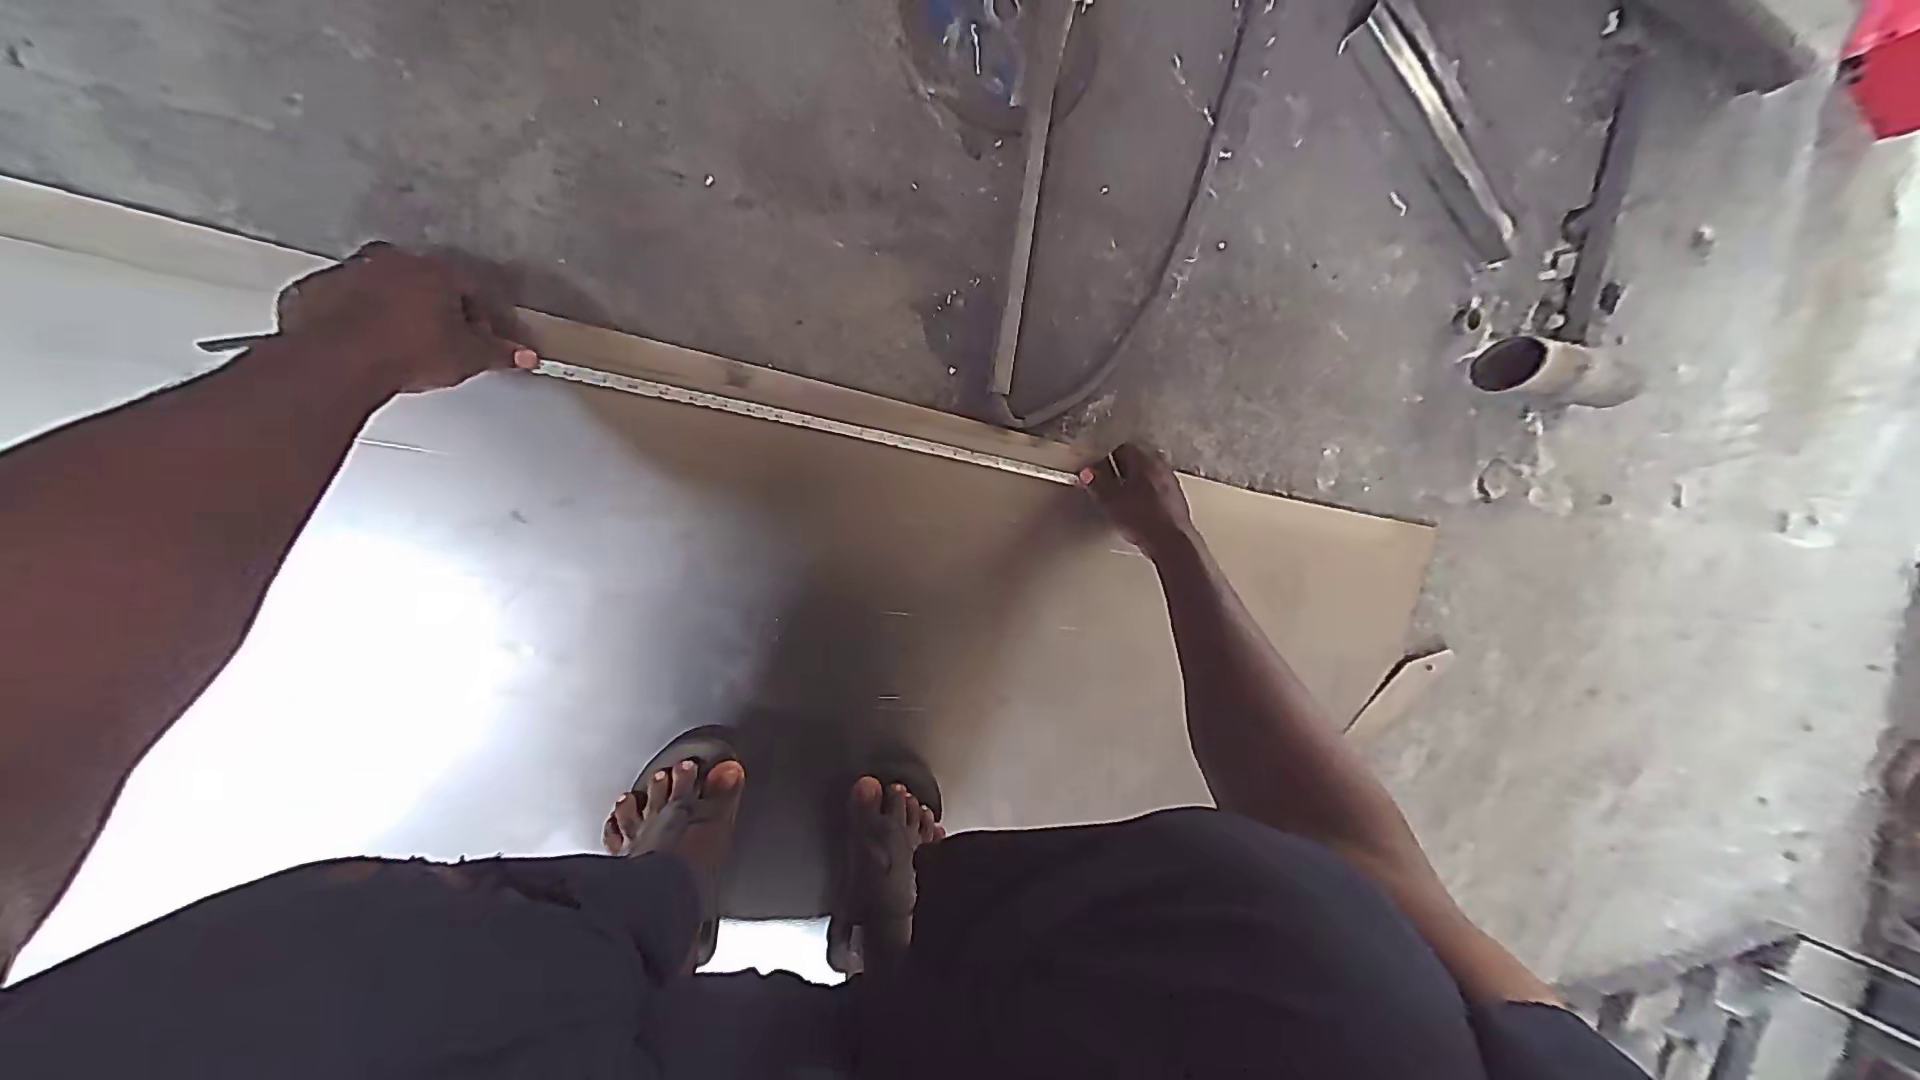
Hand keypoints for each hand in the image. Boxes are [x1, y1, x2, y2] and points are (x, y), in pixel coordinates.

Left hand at [271, 242, 538, 393]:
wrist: (338, 362)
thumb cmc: (406, 350)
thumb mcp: (470, 357)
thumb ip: (501, 352)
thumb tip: (523, 355)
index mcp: (434, 271)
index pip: (474, 288)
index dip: (487, 316)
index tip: (488, 336)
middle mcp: (390, 262)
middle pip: (428, 283)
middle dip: (442, 308)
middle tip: (450, 339)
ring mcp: (348, 273)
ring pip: (386, 289)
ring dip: (401, 310)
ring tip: (411, 345)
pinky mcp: (315, 292)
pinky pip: (347, 302)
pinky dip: (361, 318)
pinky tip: (373, 343)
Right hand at [1080, 443, 1194, 558]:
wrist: (1170, 541)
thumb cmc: (1141, 518)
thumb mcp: (1110, 502)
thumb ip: (1097, 484)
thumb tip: (1087, 473)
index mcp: (1144, 461)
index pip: (1124, 448)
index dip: (1109, 459)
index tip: (1100, 471)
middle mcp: (1160, 467)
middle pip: (1139, 460)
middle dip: (1124, 469)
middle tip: (1111, 482)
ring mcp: (1171, 482)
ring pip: (1150, 474)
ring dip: (1138, 481)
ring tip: (1124, 496)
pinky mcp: (1177, 499)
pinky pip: (1159, 489)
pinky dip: (1148, 494)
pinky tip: (1140, 508)